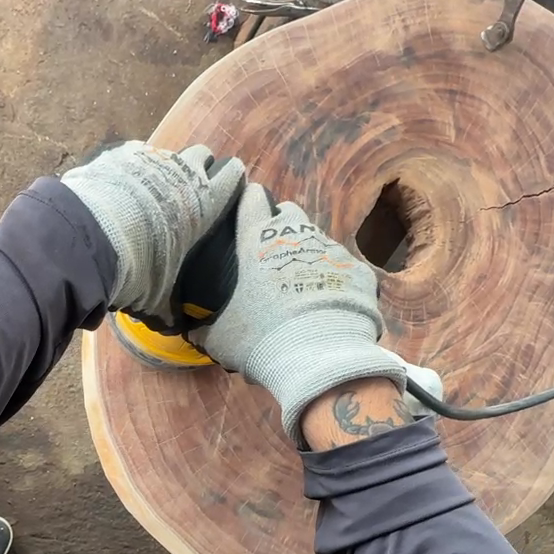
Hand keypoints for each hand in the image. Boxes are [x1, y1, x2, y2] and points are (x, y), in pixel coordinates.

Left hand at [60, 142, 244, 328]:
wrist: (91, 239)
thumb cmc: (138, 269)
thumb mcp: (156, 298)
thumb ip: (168, 310)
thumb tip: (172, 329)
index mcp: (206, 202)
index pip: (233, 176)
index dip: (230, 182)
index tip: (224, 193)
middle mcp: (183, 172)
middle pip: (202, 155)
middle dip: (198, 168)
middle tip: (187, 192)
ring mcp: (150, 158)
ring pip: (166, 154)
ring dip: (162, 169)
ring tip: (149, 193)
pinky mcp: (117, 154)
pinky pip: (131, 155)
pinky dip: (128, 168)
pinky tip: (118, 189)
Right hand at [189, 183, 440, 443]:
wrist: (318, 355)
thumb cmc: (258, 338)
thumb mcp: (220, 339)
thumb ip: (205, 329)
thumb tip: (193, 333)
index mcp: (256, 244)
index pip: (251, 203)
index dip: (248, 198)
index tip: (247, 199)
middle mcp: (296, 236)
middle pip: (289, 212)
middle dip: (282, 221)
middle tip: (273, 248)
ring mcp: (332, 251)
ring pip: (318, 239)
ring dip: (309, 253)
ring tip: (302, 282)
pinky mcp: (359, 272)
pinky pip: (345, 269)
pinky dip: (336, 281)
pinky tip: (331, 303)